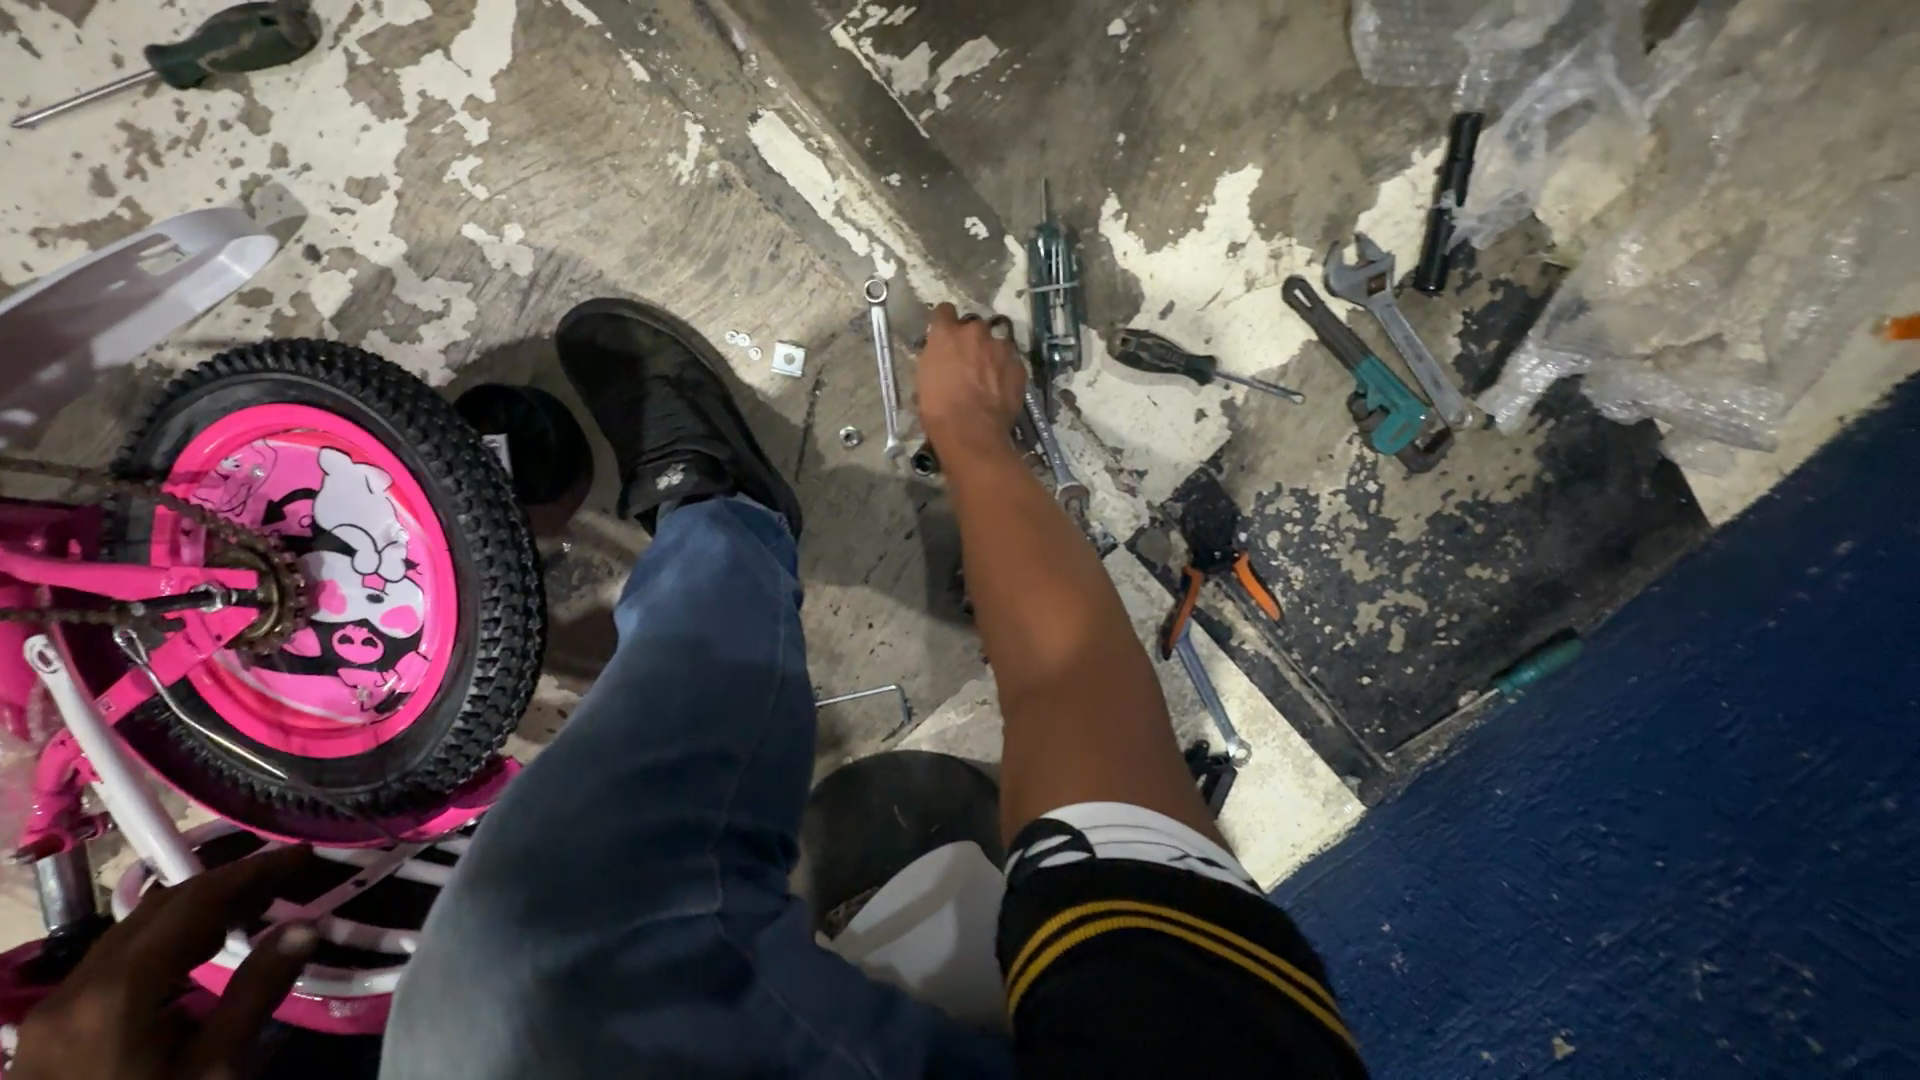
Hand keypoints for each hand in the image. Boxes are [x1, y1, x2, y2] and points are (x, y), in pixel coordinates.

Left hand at [12, 846, 317, 1079]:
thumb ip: (258, 990)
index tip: (304, 855)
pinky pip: (116, 958)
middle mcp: (77, 986)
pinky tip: (200, 949)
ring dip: (198, 908)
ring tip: (254, 905)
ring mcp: (54, 1009)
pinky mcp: (49, 1029)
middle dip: (228, 882)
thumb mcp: (217, 1067)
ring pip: (134, 930)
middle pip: (160, 908)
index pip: (196, 901)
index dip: (254, 870)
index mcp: (119, 991)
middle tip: (286, 876)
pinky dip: (168, 937)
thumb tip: (305, 924)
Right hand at [916, 303, 1026, 456]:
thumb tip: (941, 359)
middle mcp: (975, 332)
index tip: (946, 334)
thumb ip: (935, 359)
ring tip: (989, 375)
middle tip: (969, 360)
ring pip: (997, 342)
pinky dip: (1006, 370)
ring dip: (992, 353)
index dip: (945, 322)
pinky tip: (1001, 387)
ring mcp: (1000, 347)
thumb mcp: (923, 379)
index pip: (944, 311)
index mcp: (946, 333)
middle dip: (971, 339)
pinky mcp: (1019, 365)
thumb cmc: (937, 409)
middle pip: (974, 326)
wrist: (971, 431)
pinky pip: (1011, 361)